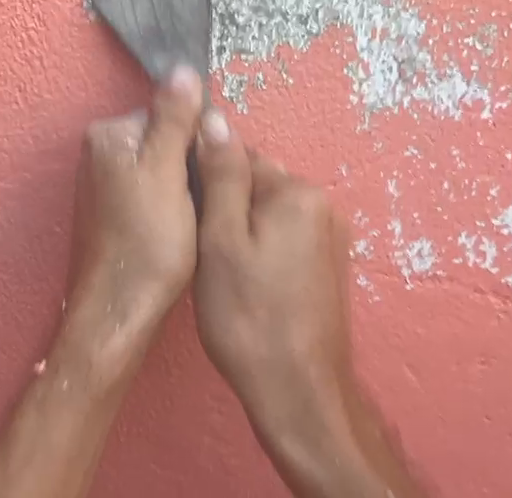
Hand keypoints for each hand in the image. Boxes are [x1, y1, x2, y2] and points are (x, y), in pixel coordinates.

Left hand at [57, 65, 205, 378]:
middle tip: (207, 199)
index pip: (167, 114)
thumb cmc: (147, 241)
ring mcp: (103, 183)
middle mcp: (99, 152)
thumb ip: (174, 120)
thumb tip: (183, 68)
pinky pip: (153, 193)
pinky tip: (181, 231)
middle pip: (164, 140)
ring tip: (196, 218)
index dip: (198, 141)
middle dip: (191, 165)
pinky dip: (172, 206)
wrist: (119, 309)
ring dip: (185, 188)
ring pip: (163, 170)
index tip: (213, 172)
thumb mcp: (168, 172)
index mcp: (107, 134)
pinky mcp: (112, 211)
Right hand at [191, 121, 423, 497]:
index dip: (202, 178)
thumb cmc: (247, 315)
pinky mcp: (326, 262)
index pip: (236, 155)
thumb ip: (219, 175)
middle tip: (199, 243)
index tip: (183, 208)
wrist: (297, 393)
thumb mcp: (219, 239)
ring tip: (217, 264)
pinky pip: (280, 233)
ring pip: (263, 209)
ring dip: (237, 225)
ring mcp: (328, 235)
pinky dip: (256, 245)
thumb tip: (214, 118)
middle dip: (222, 202)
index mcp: (296, 191)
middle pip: (253, 180)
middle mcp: (321, 204)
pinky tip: (240, 277)